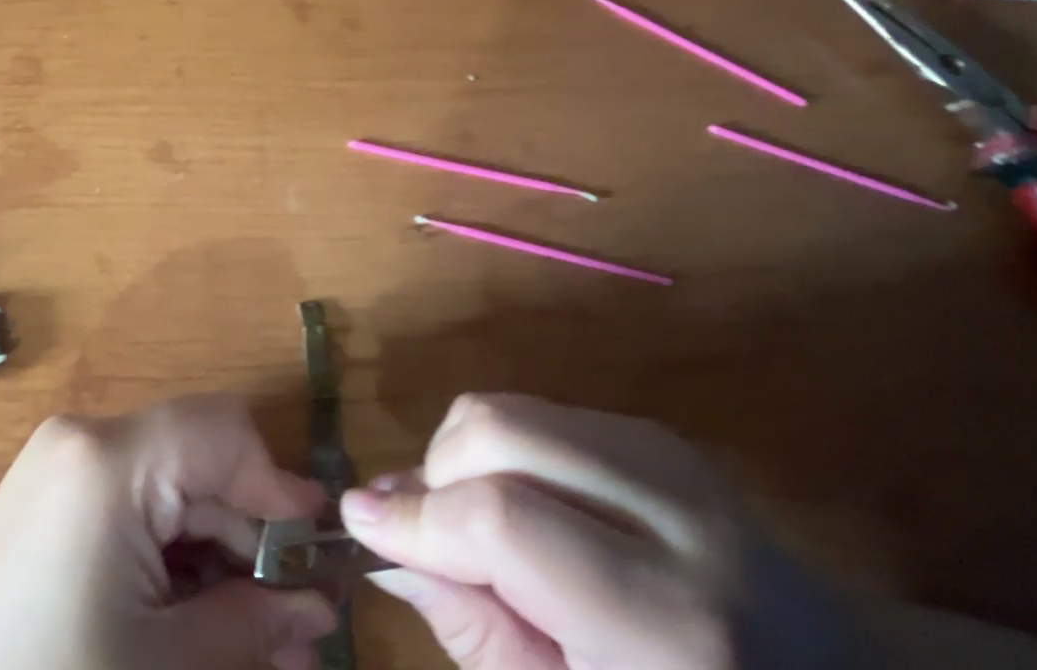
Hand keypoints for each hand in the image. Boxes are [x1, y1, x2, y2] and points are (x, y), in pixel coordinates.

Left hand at [0, 394, 338, 669]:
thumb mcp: (168, 661)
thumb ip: (253, 623)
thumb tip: (319, 606)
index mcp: (111, 461)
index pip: (225, 431)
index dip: (279, 488)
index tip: (313, 556)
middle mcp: (88, 437)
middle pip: (204, 459)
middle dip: (253, 538)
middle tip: (291, 622)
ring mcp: (66, 458)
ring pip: (178, 485)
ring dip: (219, 553)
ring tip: (250, 635)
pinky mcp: (58, 486)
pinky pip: (140, 500)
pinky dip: (176, 550)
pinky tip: (194, 614)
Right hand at [340, 393, 859, 669]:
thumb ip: (470, 627)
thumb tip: (379, 539)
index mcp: (666, 618)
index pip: (501, 519)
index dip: (415, 517)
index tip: (358, 523)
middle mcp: (677, 516)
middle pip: (494, 431)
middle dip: (433, 475)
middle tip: (433, 535)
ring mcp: (672, 459)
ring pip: (503, 409)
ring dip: (459, 459)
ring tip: (481, 526)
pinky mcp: (654, 433)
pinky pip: (531, 411)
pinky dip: (496, 450)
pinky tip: (523, 505)